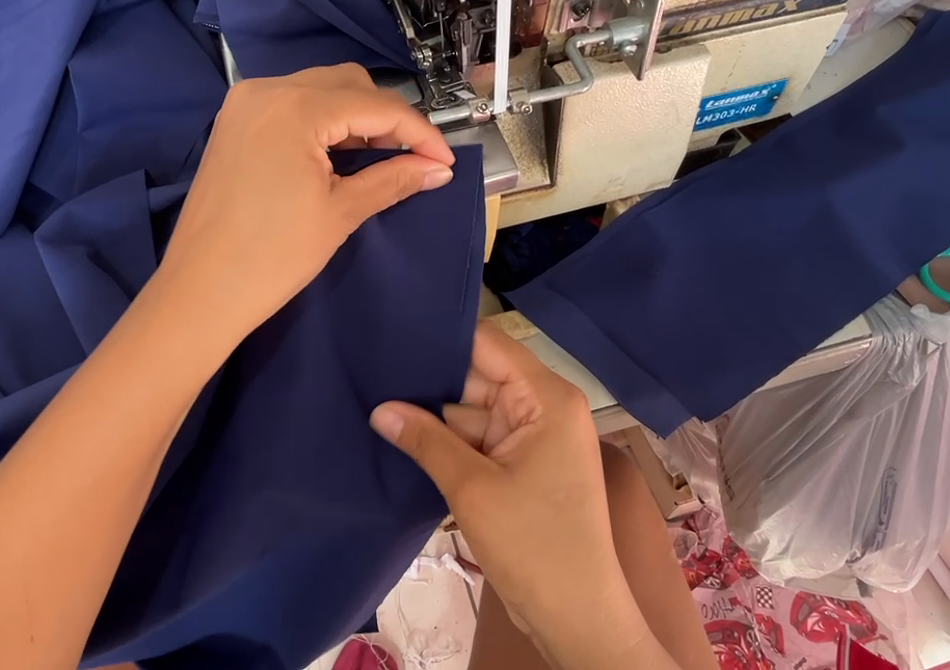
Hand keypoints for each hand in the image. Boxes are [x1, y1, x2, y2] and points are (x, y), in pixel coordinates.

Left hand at [151, 64, 455, 343]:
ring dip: (355, 116)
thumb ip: (393, 179)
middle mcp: (267, 90)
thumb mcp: (341, 213)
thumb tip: (439, 169)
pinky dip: (322, 120)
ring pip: (319, 88)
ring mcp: (245, 103)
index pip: (375, 105)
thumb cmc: (273, 256)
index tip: (446, 160)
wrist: (200, 291)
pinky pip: (291, 103)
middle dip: (386, 117)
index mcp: (295, 107)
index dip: (418, 132)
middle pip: (348, 83)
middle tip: (412, 159)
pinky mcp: (234, 121)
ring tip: (379, 158)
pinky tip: (338, 153)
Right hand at [370, 322, 670, 669]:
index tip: (393, 332)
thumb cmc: (533, 544)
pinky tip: (403, 434)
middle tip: (373, 370)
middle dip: (431, 381)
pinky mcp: (523, 464)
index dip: (443, 338)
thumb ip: (425, 440)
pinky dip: (448, 441)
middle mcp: (544, 406)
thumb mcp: (472, 488)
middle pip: (479, 377)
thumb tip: (378, 408)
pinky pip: (479, 438)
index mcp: (546, 397)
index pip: (488, 345)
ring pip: (473, 410)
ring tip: (377, 399)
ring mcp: (534, 436)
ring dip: (435, 415)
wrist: (576, 619)